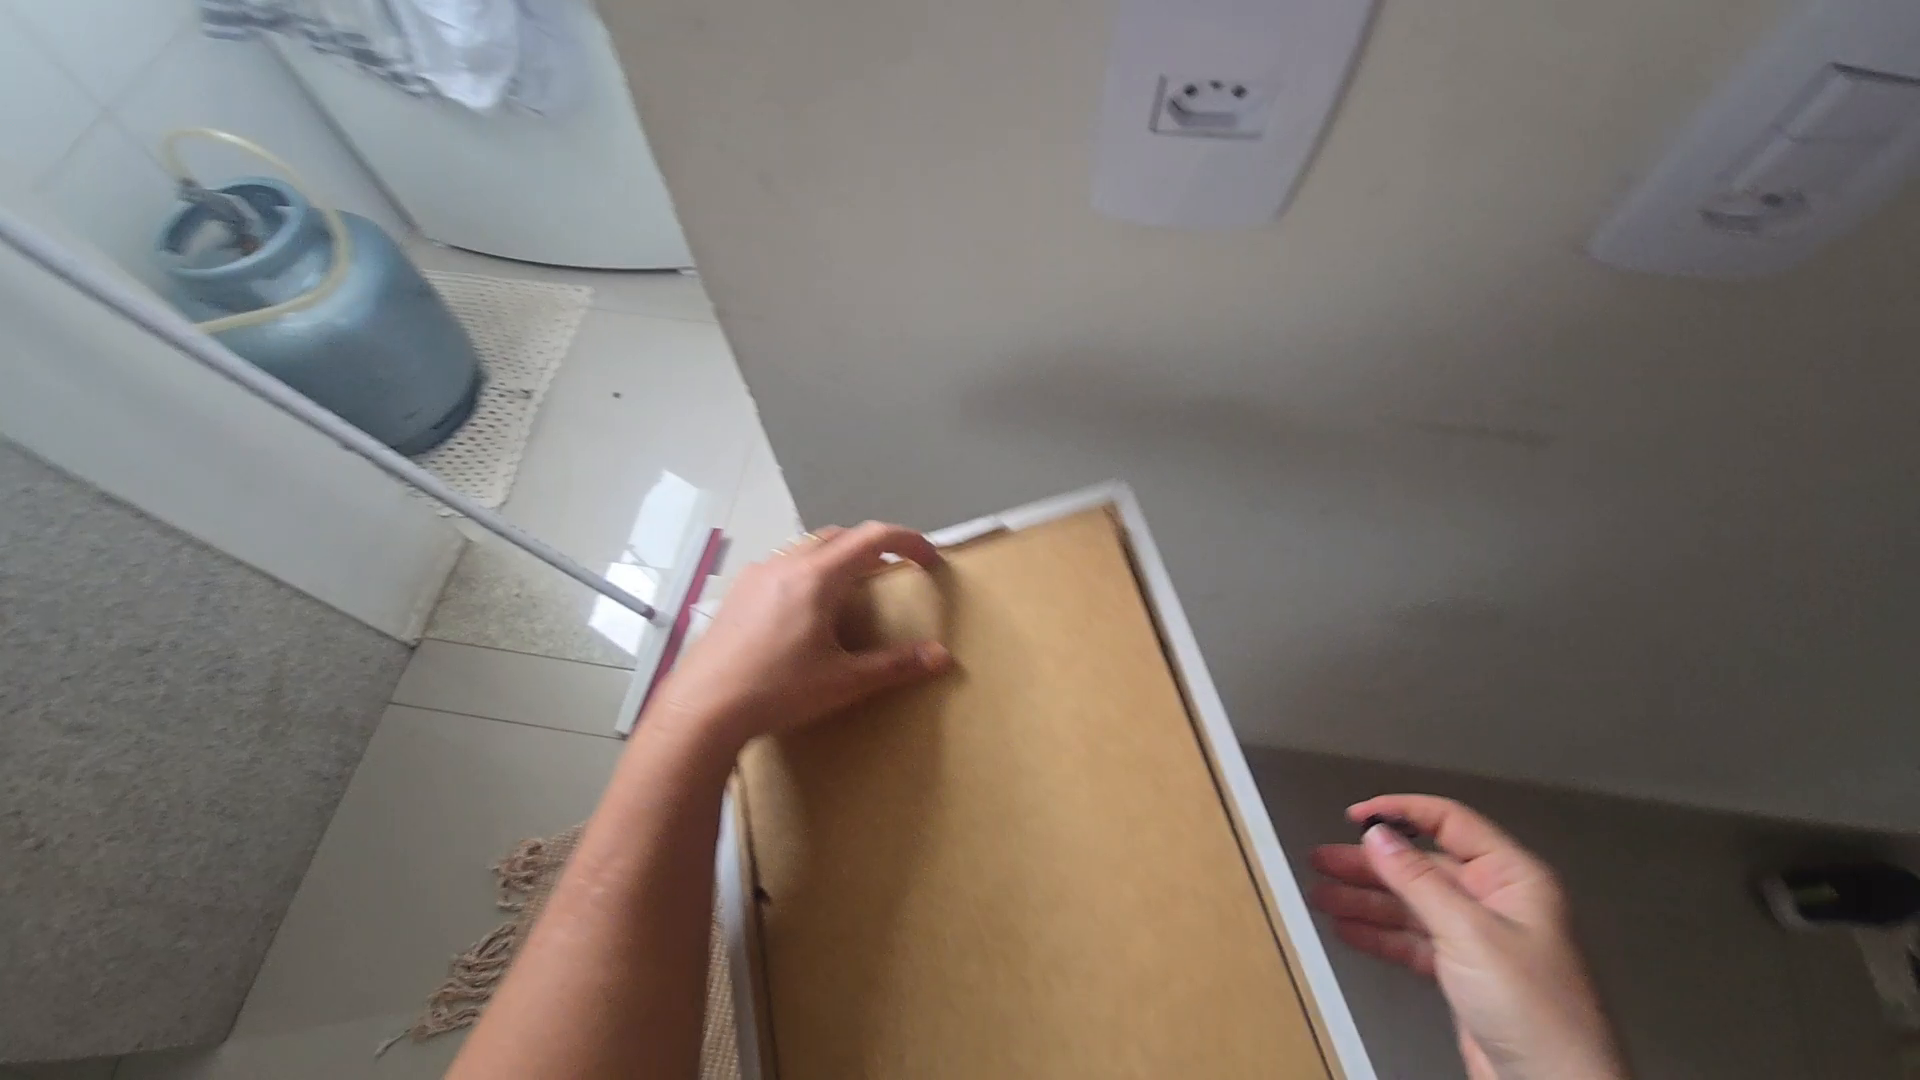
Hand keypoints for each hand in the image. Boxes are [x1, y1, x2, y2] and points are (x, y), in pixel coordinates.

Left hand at [648, 521, 953, 746]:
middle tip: (894, 572)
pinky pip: (784, 563)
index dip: (908, 541)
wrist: (702, 708)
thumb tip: (942, 656)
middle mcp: (786, 564)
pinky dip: (810, 569)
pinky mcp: (738, 592)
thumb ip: (895, 666)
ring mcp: (757, 575)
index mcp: (817, 577)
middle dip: (873, 545)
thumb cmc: (777, 691)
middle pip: (840, 535)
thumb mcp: (844, 682)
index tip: (929, 559)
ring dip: (839, 555)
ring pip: (808, 546)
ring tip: (853, 587)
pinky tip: (807, 607)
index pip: (873, 537)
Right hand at [1309, 795, 1627, 1079]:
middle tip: (1319, 862)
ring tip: (1318, 897)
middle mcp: (1495, 899)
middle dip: (1369, 865)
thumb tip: (1374, 832)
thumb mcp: (1468, 932)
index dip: (1400, 812)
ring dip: (1365, 901)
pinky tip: (1344, 929)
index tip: (1353, 816)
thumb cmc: (1527, 1003)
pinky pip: (1412, 941)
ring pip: (1411, 905)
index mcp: (1511, 877)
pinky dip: (1378, 935)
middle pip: (1421, 866)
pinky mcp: (1463, 973)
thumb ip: (1416, 879)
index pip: (1449, 823)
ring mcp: (1477, 938)